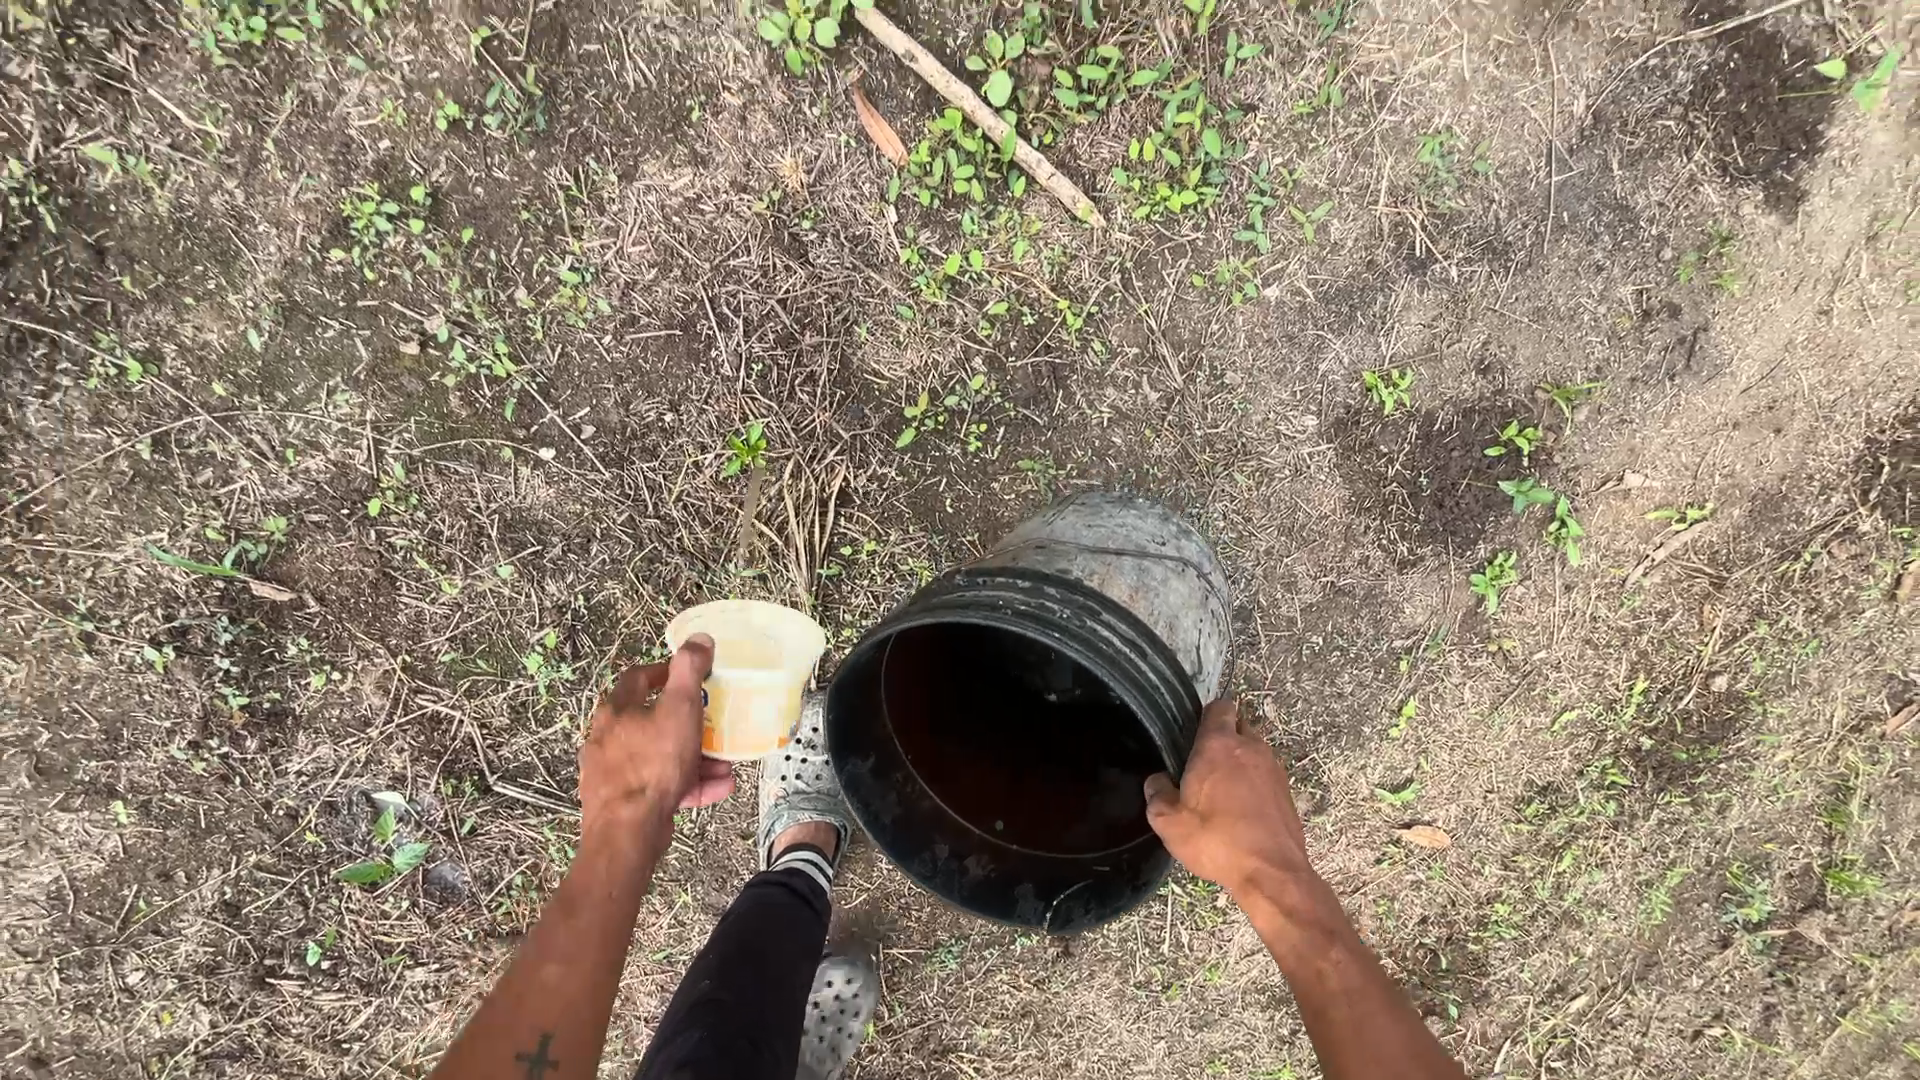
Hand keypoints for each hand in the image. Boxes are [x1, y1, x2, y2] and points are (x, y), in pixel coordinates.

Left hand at [579, 635, 734, 839]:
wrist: (628, 832)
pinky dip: (688, 783)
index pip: (639, 678)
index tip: (691, 675)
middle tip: (713, 723)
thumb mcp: (680, 708)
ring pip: (661, 755)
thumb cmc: (653, 763)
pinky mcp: (623, 802)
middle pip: (653, 720)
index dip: (666, 671)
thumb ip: (689, 671)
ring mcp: (613, 773)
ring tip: (724, 764)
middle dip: (689, 722)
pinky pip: (660, 785)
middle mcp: (608, 738)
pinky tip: (717, 788)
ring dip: (695, 756)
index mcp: (616, 710)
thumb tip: (699, 638)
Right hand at [1144, 698, 1313, 895]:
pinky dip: (1254, 783)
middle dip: (1223, 737)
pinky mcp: (1287, 793)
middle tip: (1203, 763)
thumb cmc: (1216, 840)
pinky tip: (1242, 809)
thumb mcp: (1169, 822)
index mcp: (1218, 745)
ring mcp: (1274, 770)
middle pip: (1238, 725)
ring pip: (1254, 751)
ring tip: (1222, 789)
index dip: (1205, 715)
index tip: (1192, 734)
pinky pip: (1266, 775)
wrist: (1272, 874)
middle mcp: (1250, 748)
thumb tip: (1157, 781)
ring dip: (1240, 761)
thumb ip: (1156, 795)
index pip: (1219, 707)